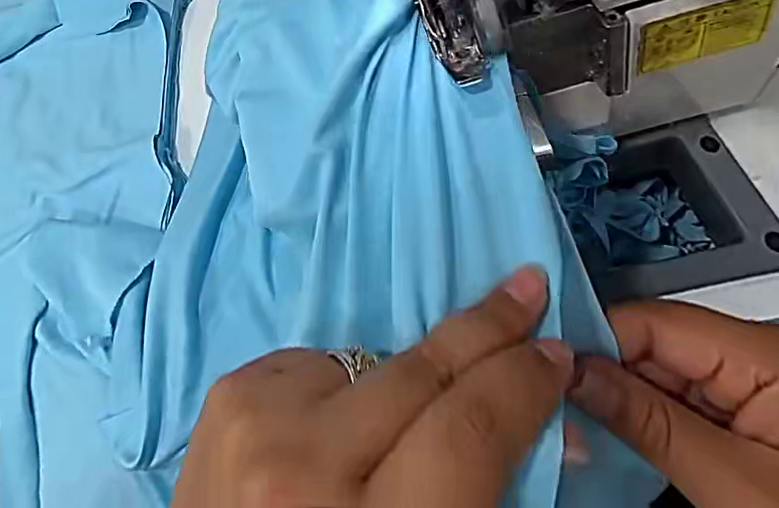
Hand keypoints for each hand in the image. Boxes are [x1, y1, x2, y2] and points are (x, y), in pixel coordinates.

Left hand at [170, 266, 574, 506]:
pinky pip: (312, 365)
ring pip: (364, 360)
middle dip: (482, 330)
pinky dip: (332, 390)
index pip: (465, 428)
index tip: (553, 349)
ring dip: (393, 381)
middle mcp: (303, 465)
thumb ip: (482, 487)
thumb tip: (539, 413)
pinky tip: (326, 431)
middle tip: (524, 291)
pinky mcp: (225, 397)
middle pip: (417, 372)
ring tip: (393, 424)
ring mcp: (255, 422)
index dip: (519, 383)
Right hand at [569, 301, 778, 507]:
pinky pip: (682, 403)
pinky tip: (616, 435)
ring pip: (661, 374)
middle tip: (556, 404)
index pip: (650, 321)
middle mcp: (755, 355)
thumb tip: (576, 370)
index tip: (547, 368)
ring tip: (578, 421)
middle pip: (653, 344)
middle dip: (605, 372)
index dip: (594, 340)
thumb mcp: (741, 489)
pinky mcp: (752, 418)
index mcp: (762, 352)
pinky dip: (648, 419)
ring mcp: (754, 387)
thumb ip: (652, 422)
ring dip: (621, 398)